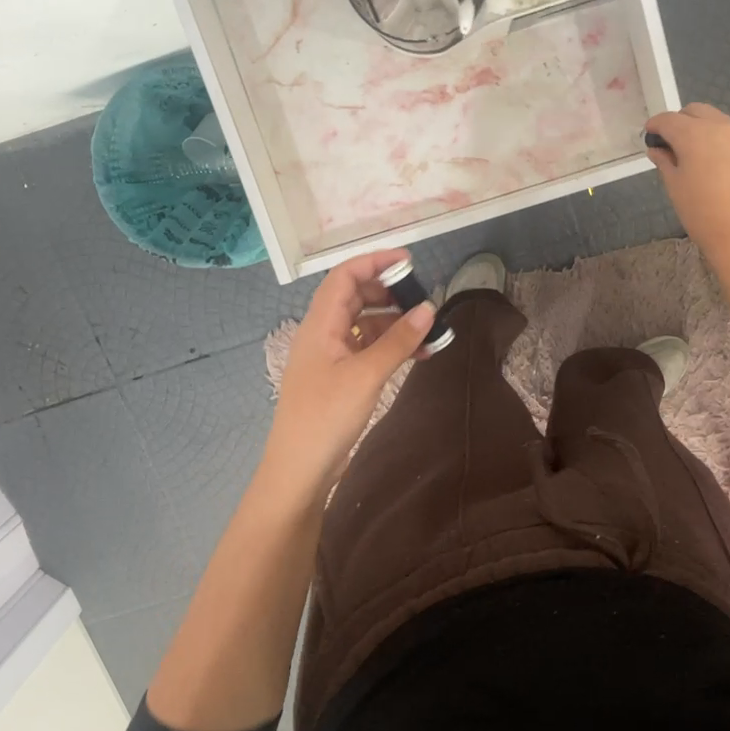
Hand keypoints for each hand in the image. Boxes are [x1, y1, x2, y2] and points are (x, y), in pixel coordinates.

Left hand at [267, 249, 433, 491]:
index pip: (344, 276)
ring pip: (364, 325)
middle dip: (390, 294)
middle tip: (424, 300)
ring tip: (430, 332)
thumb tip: (429, 308)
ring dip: (395, 324)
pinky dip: (390, 347)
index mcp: (319, 324)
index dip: (374, 262)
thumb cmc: (326, 416)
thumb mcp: (366, 375)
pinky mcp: (338, 379)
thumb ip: (398, 340)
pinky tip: (417, 355)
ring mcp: (329, 358)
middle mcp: (322, 334)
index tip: (410, 262)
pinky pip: (366, 350)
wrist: (299, 469)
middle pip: (355, 298)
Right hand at [645, 103, 729, 262]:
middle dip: (679, 121)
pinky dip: (717, 138)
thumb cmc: (700, 211)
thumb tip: (657, 149)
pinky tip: (714, 162)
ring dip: (700, 127)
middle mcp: (718, 126)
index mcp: (693, 134)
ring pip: (715, 119)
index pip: (668, 119)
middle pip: (694, 111)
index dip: (655, 126)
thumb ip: (665, 161)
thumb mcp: (674, 186)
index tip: (649, 136)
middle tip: (671, 144)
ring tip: (693, 153)